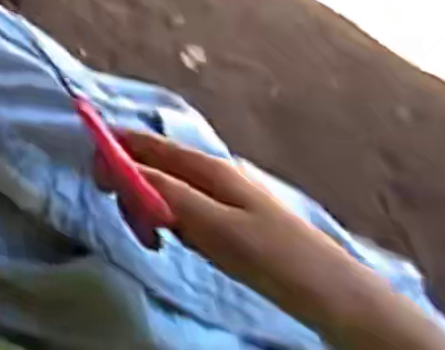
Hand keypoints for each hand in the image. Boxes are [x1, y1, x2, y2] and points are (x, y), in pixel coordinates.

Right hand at [108, 130, 444, 349]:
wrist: (350, 304)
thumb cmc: (277, 259)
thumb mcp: (213, 227)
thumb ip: (164, 192)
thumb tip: (117, 166)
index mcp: (205, 165)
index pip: (142, 141)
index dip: (111, 147)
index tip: (93, 174)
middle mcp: (212, 171)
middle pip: (151, 162)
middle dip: (128, 182)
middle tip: (127, 217)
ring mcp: (225, 194)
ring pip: (166, 186)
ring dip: (149, 205)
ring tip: (154, 237)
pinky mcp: (234, 218)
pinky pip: (184, 206)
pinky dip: (170, 218)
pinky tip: (181, 241)